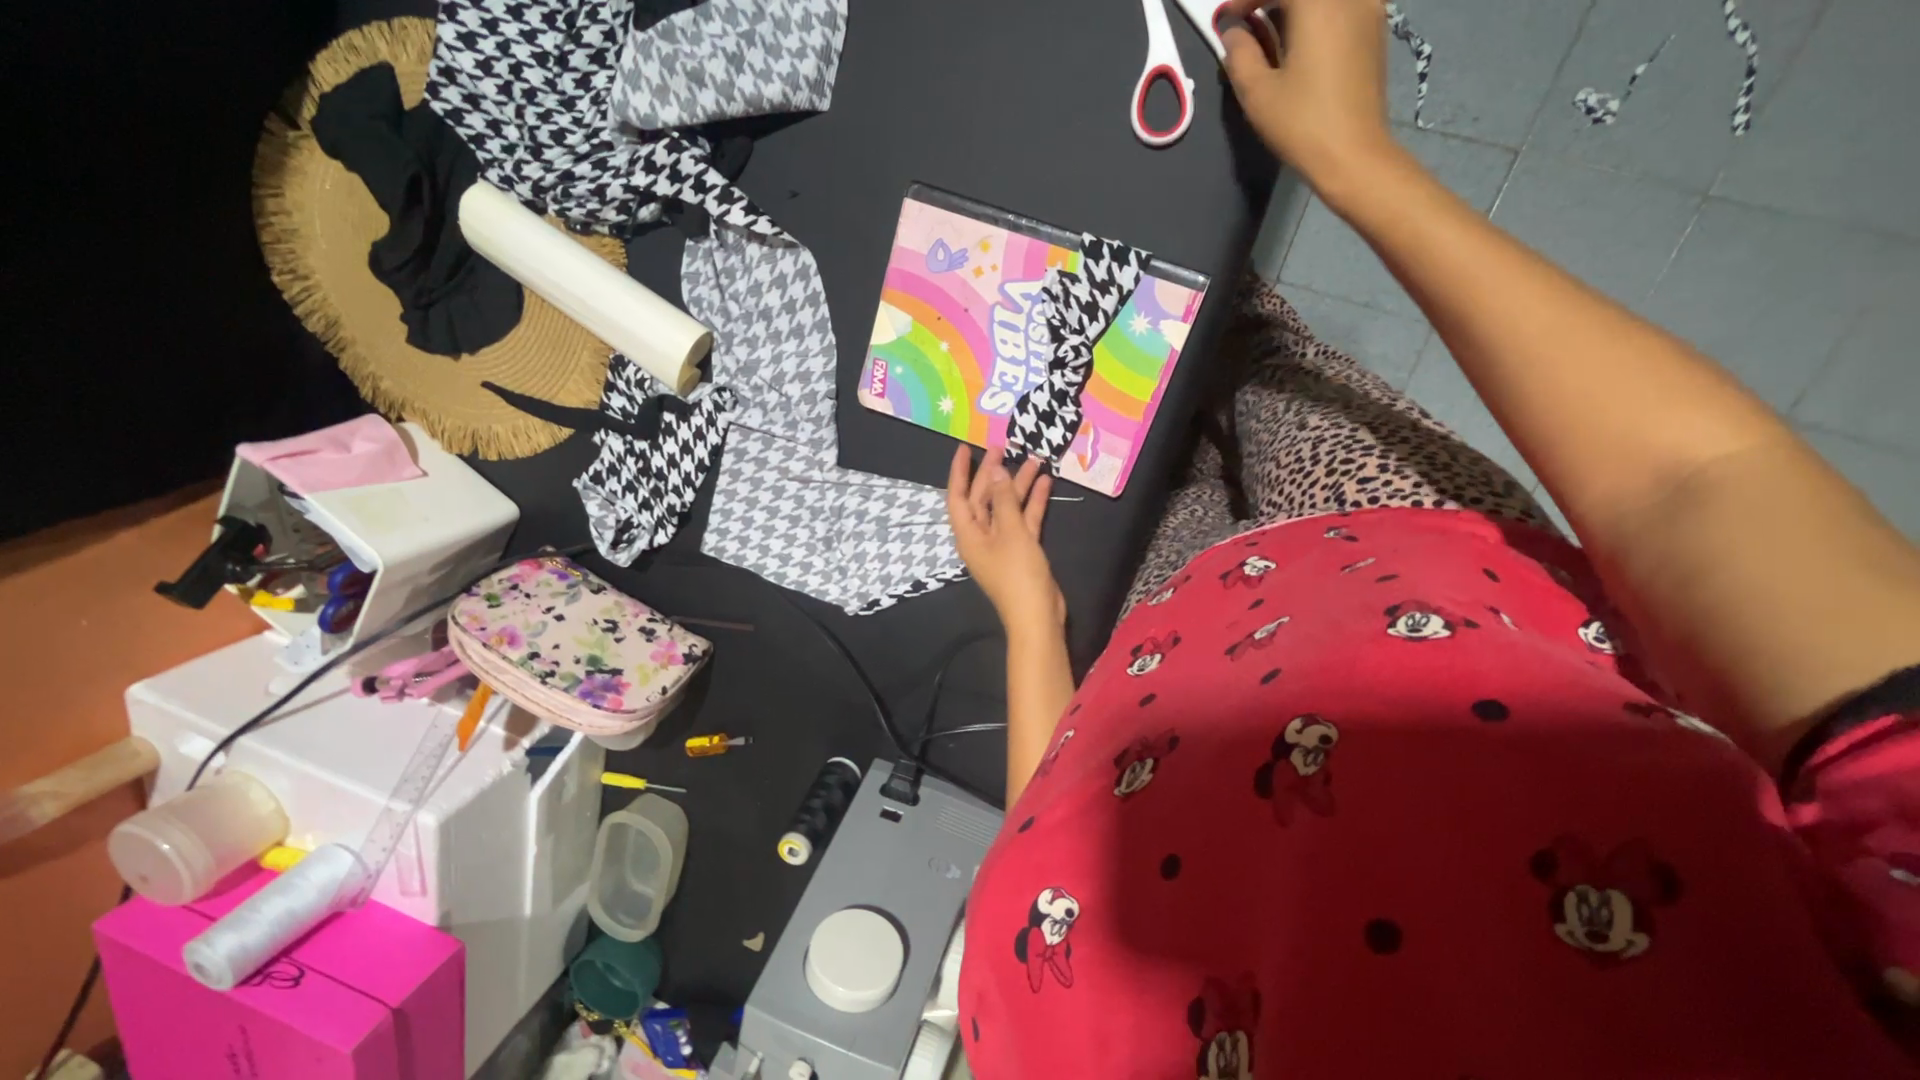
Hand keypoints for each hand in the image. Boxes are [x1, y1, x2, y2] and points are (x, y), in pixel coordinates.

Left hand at [946, 446, 1064, 634]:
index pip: (958, 496)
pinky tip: (1046, 483)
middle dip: (994, 474)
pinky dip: (1034, 503)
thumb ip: (1004, 500)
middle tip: (1004, 448)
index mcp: (968, 533)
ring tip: (1035, 460)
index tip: (966, 448)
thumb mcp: (1010, 532)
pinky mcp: (1023, 549)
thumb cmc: (1017, 573)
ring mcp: (1003, 543)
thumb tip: (995, 473)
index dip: (960, 471)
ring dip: (1019, 485)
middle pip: (984, 498)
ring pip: (1008, 507)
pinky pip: (1025, 519)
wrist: (1037, 615)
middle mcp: (982, 536)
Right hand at [1222, 0, 1402, 203]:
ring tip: (1276, 29)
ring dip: (1298, 6)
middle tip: (1251, 20)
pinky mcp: (1375, 30)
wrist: (1353, 153)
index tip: (1227, 19)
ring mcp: (1368, 9)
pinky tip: (1304, 37)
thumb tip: (1234, 32)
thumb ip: (1240, 53)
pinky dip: (1321, 11)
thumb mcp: (1257, 91)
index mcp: (1317, 3)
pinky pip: (1344, 4)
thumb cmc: (1300, 123)